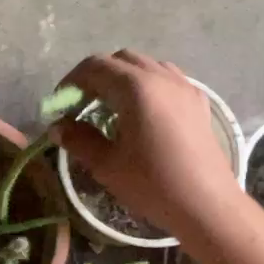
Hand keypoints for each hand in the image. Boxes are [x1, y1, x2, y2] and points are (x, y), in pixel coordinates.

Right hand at [53, 51, 241, 229]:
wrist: (205, 204)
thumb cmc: (152, 184)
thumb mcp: (106, 164)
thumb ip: (78, 139)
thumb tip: (57, 127)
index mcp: (135, 88)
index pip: (95, 67)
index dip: (71, 82)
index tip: (60, 106)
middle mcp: (161, 77)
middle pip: (120, 60)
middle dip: (96, 77)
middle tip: (82, 106)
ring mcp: (184, 86)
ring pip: (145, 66)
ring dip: (122, 79)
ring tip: (111, 108)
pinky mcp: (198, 101)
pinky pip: (167, 78)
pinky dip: (146, 85)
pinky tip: (142, 113)